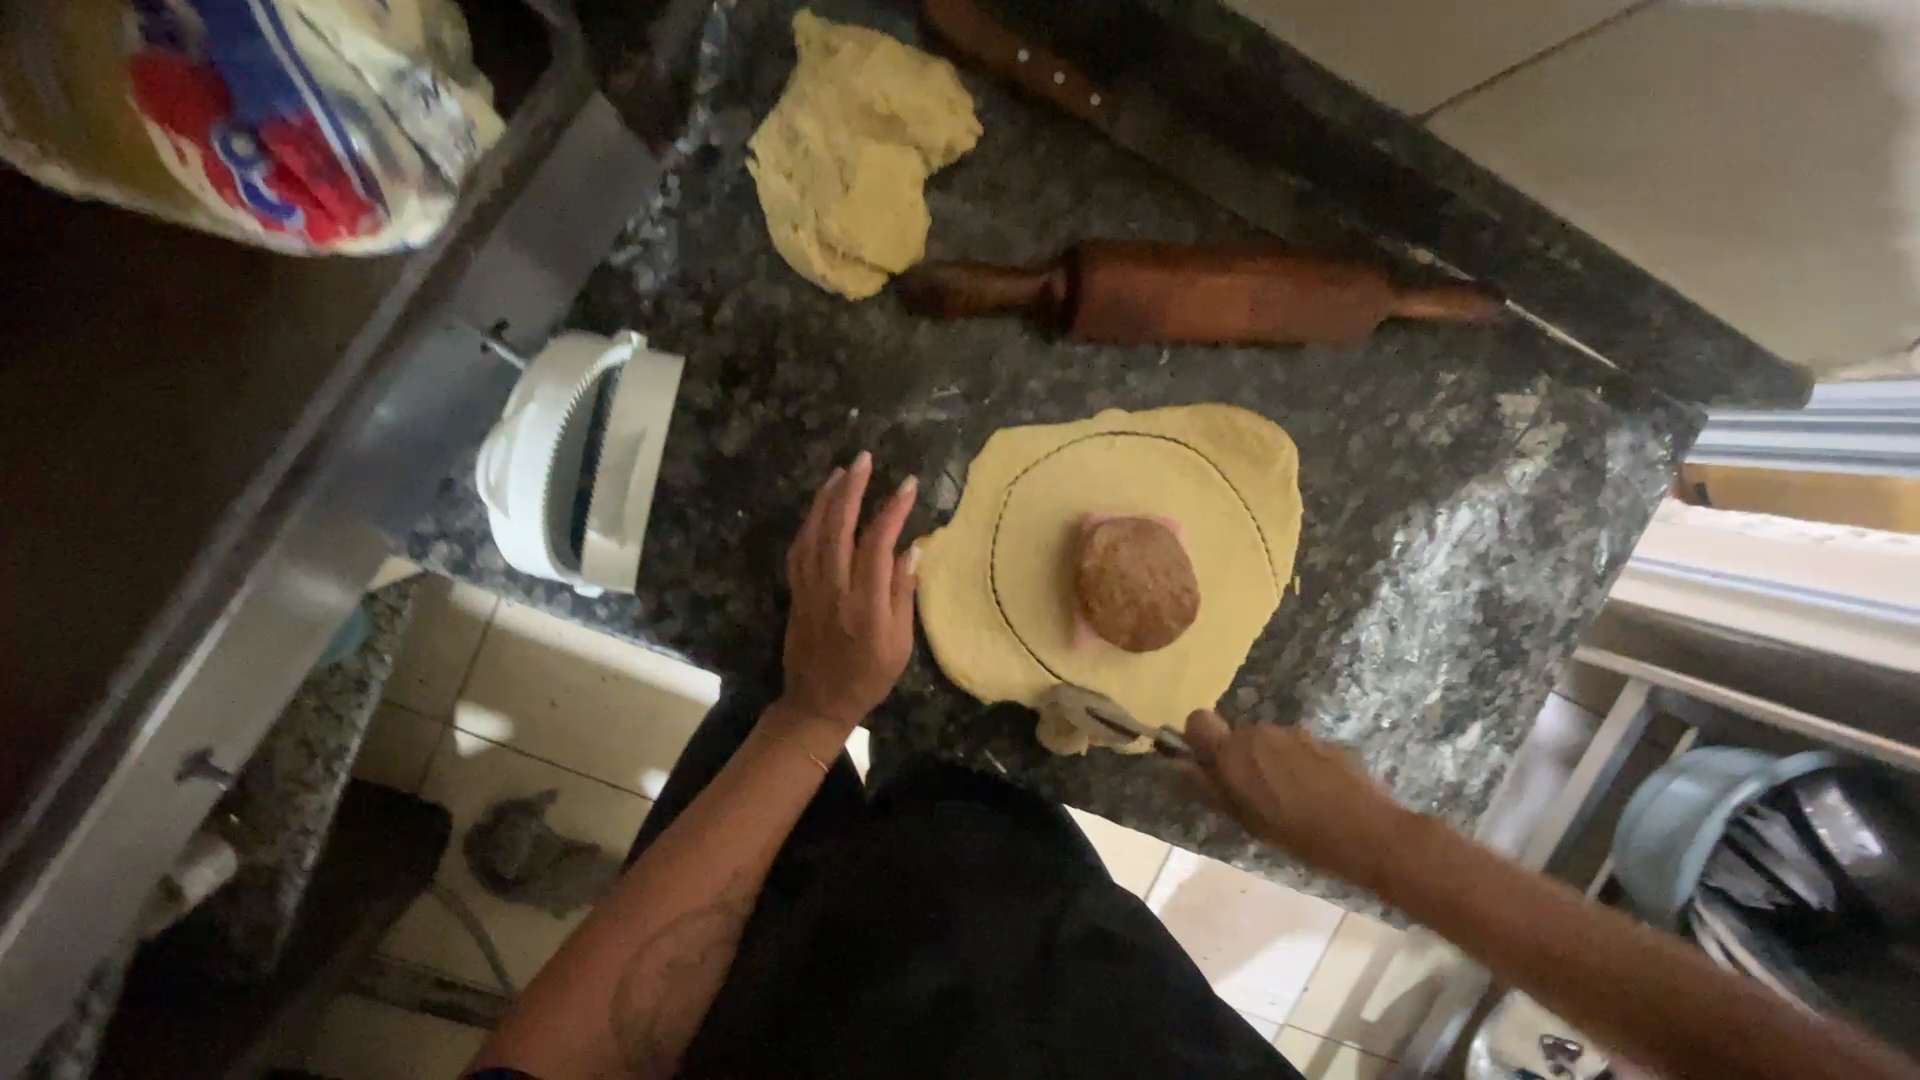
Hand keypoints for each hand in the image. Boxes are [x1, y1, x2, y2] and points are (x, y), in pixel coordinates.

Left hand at [776, 452, 918, 734]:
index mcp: (864, 604)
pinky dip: (809, 522)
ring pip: (813, 532)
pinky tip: (819, 507)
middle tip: (864, 459)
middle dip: (851, 489)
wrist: (817, 702)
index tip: (907, 485)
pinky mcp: (795, 591)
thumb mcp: (898, 644)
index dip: (892, 511)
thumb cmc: (868, 677)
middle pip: (838, 528)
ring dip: (827, 498)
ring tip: (842, 471)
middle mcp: (833, 588)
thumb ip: (902, 594)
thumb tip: (911, 549)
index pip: (877, 544)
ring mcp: (809, 588)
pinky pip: (799, 547)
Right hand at [1183, 709, 1414, 886]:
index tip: (1209, 765)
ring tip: (1291, 797)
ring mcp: (1293, 733)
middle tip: (1255, 793)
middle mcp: (1259, 732)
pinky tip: (1315, 793)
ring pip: (1267, 741)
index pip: (1197, 721)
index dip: (1198, 739)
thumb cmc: (1299, 835)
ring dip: (1270, 761)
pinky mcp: (1322, 740)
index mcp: (1233, 752)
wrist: (1369, 832)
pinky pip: (1296, 747)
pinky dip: (1298, 764)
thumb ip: (1210, 787)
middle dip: (1241, 757)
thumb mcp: (1245, 819)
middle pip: (1236, 735)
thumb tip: (1179, 764)